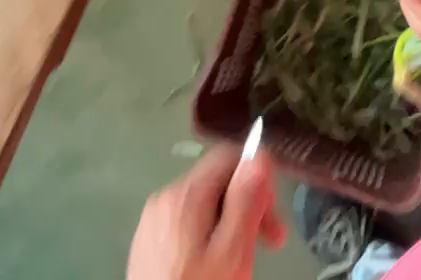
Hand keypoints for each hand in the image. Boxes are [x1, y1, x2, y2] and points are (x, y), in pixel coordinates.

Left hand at [126, 144, 285, 279]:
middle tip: (269, 243)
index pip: (229, 155)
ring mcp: (153, 219)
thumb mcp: (231, 252)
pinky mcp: (148, 241)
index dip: (258, 176)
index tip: (272, 213)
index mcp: (185, 192)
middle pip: (217, 180)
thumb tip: (260, 154)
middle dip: (247, 204)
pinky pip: (185, 223)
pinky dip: (206, 236)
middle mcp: (164, 196)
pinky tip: (211, 265)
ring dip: (229, 222)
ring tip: (240, 258)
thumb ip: (245, 200)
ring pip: (203, 203)